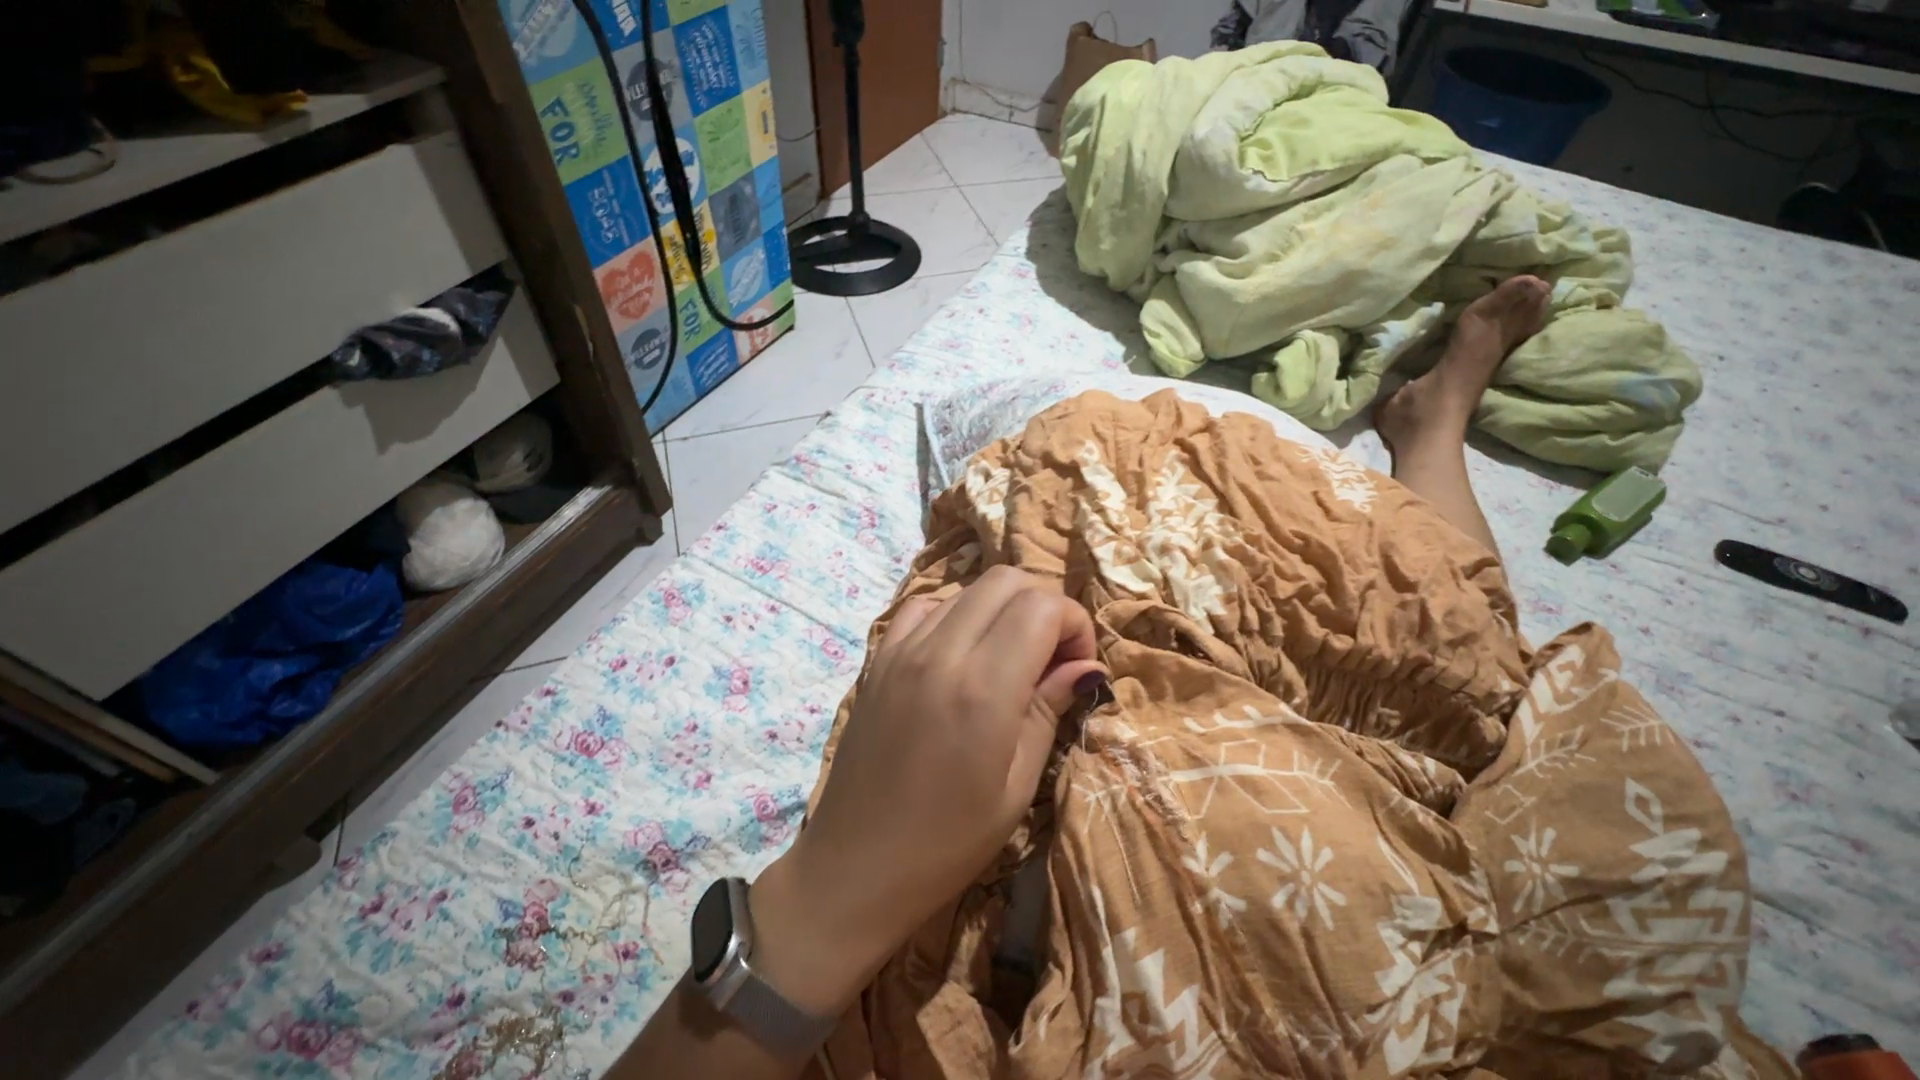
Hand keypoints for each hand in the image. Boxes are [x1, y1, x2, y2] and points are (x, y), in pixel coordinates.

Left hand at [749, 567, 1106, 1015]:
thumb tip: (1087, 667)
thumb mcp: (1016, 788)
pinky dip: (956, 615)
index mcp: (982, 688)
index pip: (1043, 606)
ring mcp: (900, 650)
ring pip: (967, 589)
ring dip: (1002, 610)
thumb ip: (1047, 712)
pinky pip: (924, 607)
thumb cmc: (946, 844)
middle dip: (1045, 608)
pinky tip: (962, 658)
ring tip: (1011, 662)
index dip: (1076, 625)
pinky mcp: (877, 659)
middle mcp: (939, 652)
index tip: (1080, 669)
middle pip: (1008, 581)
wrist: (855, 867)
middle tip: (1054, 662)